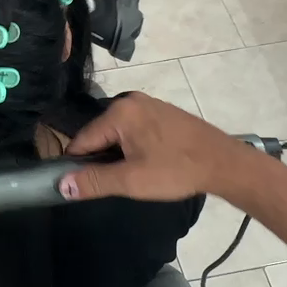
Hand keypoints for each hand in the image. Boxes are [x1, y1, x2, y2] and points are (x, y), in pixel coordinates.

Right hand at [59, 92, 249, 201]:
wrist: (224, 163)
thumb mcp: (132, 181)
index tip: (79, 183)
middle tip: (113, 182)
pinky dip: (133, 145)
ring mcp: (148, 104)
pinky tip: (147, 163)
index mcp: (119, 112)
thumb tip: (61, 185)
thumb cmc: (176, 171)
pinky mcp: (161, 112)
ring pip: (118, 132)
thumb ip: (94, 181)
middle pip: (100, 133)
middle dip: (100, 158)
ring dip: (118, 153)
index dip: (77, 163)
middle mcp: (130, 100)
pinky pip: (135, 128)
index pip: (83, 139)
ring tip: (131, 175)